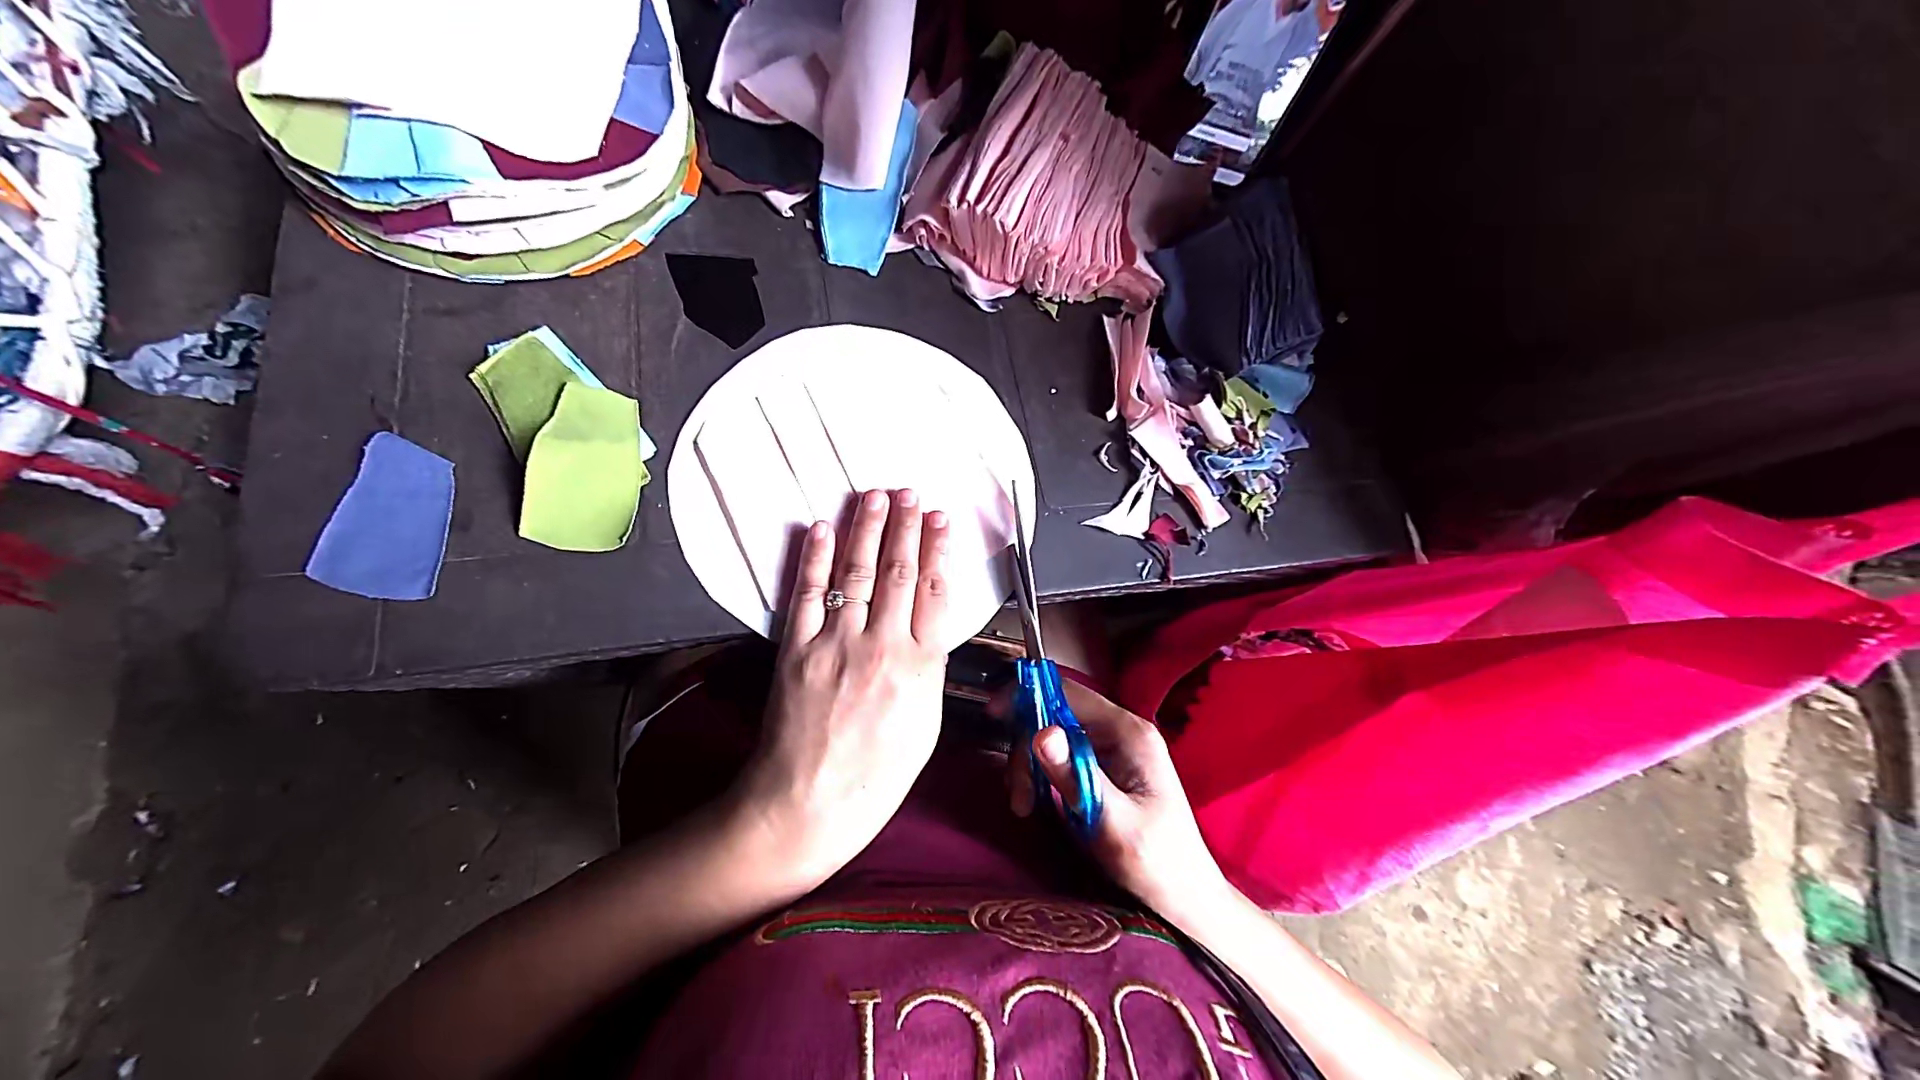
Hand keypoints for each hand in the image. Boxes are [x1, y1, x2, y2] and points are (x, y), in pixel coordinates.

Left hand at [733, 489, 951, 889]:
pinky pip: (807, 595)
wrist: (811, 804)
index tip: (941, 518)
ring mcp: (836, 645)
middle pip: (896, 572)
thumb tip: (928, 629)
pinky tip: (824, 529)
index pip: (933, 591)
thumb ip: (928, 669)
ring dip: (866, 530)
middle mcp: (881, 647)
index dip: (938, 548)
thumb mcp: (925, 724)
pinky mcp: (796, 650)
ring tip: (875, 497)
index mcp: (919, 667)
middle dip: (904, 525)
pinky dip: (815, 559)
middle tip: (909, 493)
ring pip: (855, 574)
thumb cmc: (874, 776)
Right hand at [1010, 681, 1234, 923]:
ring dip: (1029, 767)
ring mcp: (1109, 751)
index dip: (1028, 694)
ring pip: (1051, 737)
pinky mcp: (1100, 770)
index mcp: (1129, 733)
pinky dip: (1039, 777)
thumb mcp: (1112, 823)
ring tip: (1026, 807)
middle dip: (1026, 748)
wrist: (1184, 898)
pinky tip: (1035, 805)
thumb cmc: (1156, 863)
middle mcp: (1118, 733)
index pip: (1069, 693)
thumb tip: (1042, 733)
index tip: (994, 714)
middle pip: (1053, 715)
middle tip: (1020, 795)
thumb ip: (1076, 777)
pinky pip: (1058, 758)